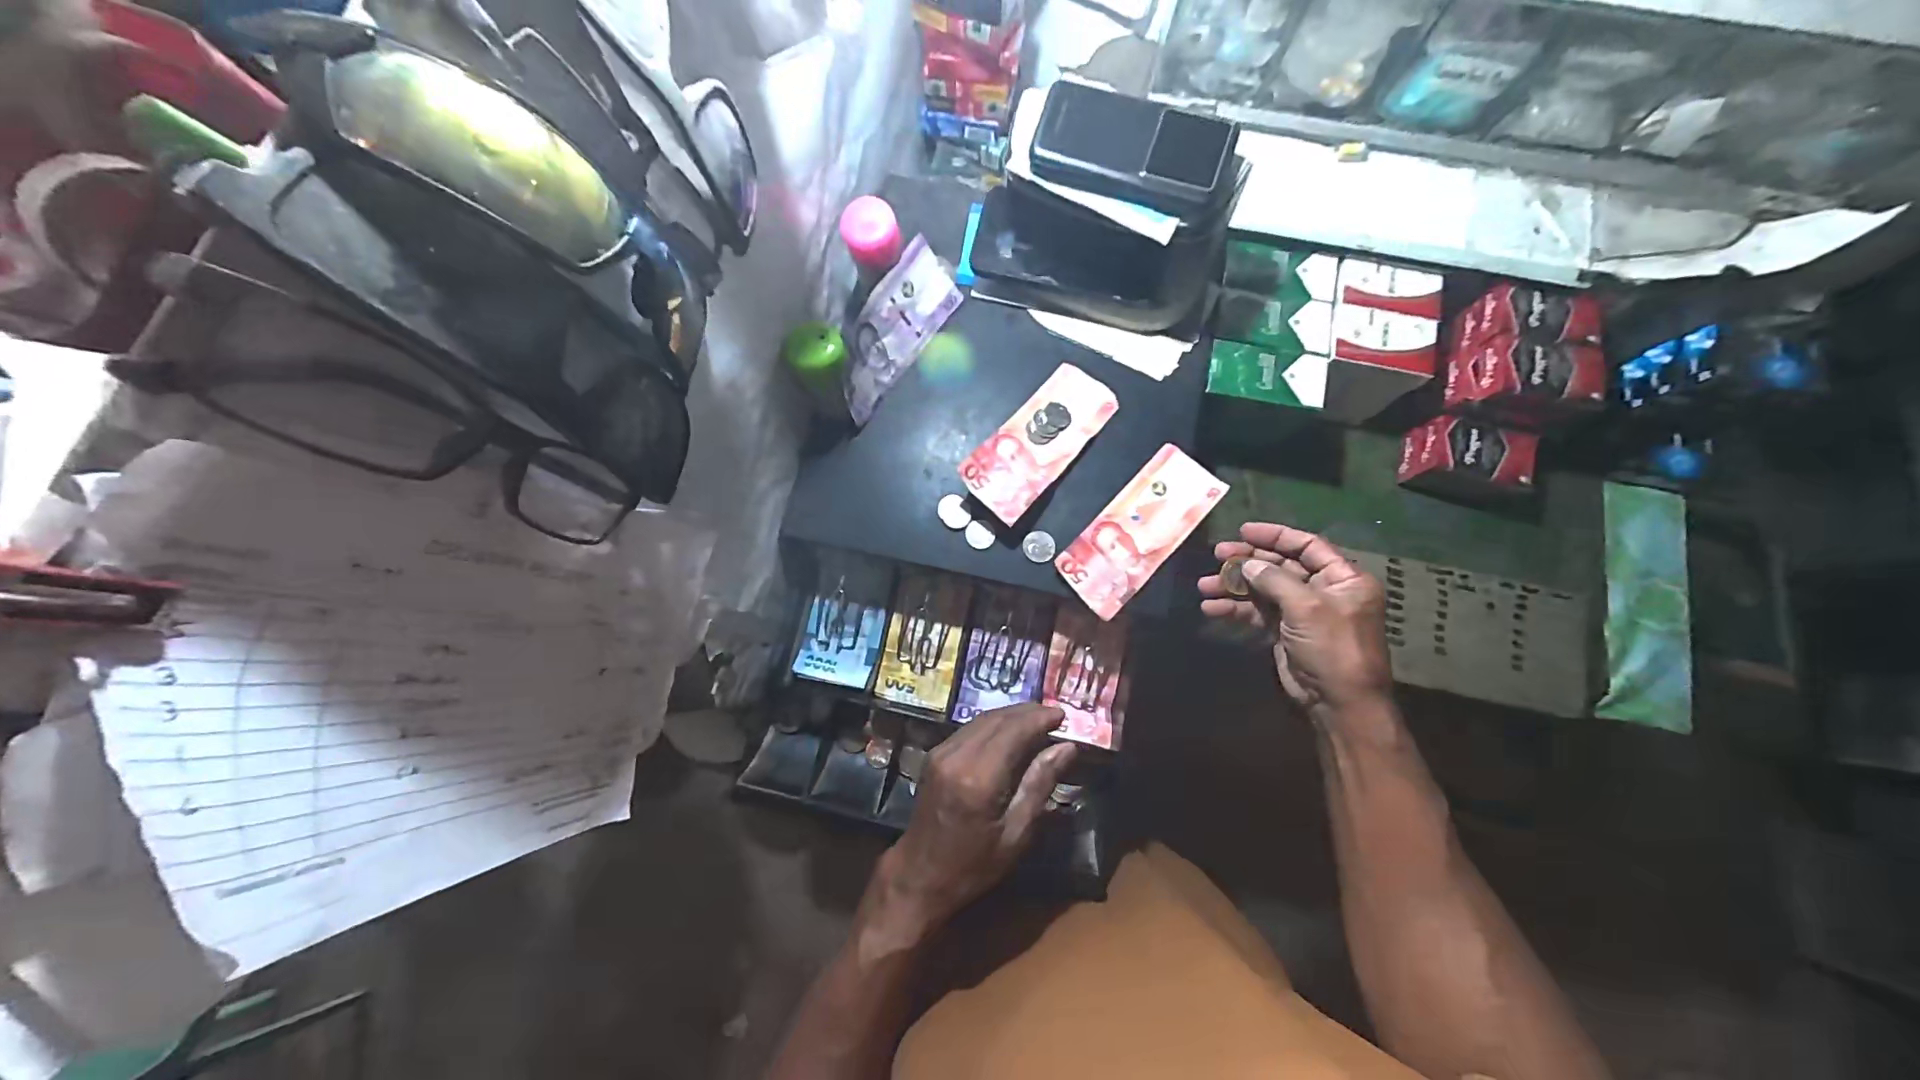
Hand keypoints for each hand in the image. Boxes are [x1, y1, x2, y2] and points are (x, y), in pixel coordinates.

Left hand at [863, 704, 1075, 945]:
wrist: (919, 874)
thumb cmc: (973, 865)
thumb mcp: (1016, 834)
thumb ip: (1040, 784)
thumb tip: (1067, 748)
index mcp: (979, 777)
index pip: (1014, 731)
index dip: (1040, 718)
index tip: (1064, 715)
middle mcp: (957, 756)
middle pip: (997, 719)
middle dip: (1028, 712)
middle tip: (1055, 715)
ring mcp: (941, 752)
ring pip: (982, 720)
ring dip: (1011, 716)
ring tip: (1038, 720)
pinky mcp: (934, 755)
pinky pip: (969, 729)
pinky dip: (994, 725)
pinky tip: (1010, 733)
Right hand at [1198, 522, 1392, 716]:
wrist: (1338, 701)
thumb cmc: (1332, 647)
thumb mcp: (1306, 607)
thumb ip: (1274, 579)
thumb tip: (1246, 564)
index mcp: (1343, 578)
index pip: (1307, 545)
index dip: (1275, 536)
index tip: (1243, 531)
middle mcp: (1324, 590)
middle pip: (1281, 565)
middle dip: (1247, 561)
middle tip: (1217, 555)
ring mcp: (1303, 612)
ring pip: (1263, 589)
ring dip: (1234, 586)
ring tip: (1205, 585)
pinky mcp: (1285, 631)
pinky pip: (1257, 612)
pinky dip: (1236, 609)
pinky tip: (1212, 608)